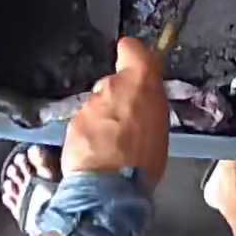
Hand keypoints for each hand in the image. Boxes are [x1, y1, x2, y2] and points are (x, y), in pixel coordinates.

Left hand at [61, 38, 168, 190]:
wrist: (110, 188)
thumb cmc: (144, 157)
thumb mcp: (162, 122)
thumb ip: (150, 99)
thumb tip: (146, 93)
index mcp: (141, 80)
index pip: (131, 47)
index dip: (133, 55)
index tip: (137, 67)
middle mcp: (112, 85)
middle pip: (115, 80)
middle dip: (120, 96)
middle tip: (129, 120)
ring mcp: (90, 103)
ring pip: (99, 102)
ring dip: (105, 116)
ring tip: (114, 141)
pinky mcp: (73, 122)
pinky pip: (85, 120)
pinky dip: (91, 131)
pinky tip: (99, 150)